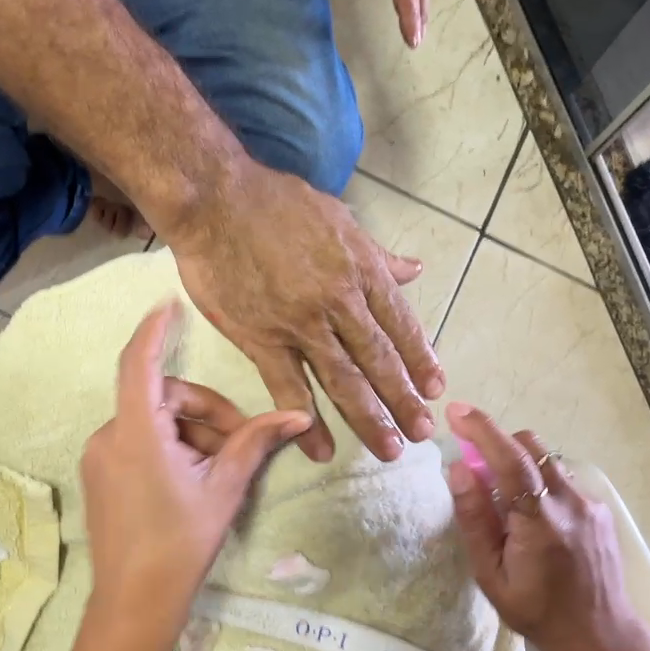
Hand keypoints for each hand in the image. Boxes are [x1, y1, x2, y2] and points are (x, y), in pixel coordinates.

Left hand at [82, 301, 311, 633]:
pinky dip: (172, 447)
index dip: (155, 330)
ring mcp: (101, 457)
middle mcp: (110, 436)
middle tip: (243, 442)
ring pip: (155, 422)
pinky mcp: (101, 476)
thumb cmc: (181, 543)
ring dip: (193, 433)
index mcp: (137, 432)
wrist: (135, 603)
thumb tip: (299, 414)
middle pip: (163, 398)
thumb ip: (256, 442)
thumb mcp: (225, 487)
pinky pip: (140, 442)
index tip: (169, 303)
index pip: (142, 363)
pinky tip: (195, 479)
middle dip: (207, 412)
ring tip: (222, 470)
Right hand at [173, 162, 442, 463]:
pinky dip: (306, 422)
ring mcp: (301, 324)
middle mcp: (339, 302)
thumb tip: (415, 271)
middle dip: (403, 399)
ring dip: (369, 418)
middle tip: (421, 431)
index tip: (434, 388)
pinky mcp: (262, 340)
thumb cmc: (276, 202)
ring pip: (344, 379)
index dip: (420, 358)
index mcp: (361, 270)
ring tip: (389, 449)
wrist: (215, 201)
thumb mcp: (340, 218)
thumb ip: (378, 254)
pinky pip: (289, 388)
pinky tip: (321, 449)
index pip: (400, 324)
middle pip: (379, 359)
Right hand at [444, 403, 641, 650]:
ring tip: (507, 502)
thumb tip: (458, 469)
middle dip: (499, 443)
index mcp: (538, 522)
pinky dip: (541, 485)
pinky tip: (537, 522)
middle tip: (475, 466)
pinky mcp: (600, 509)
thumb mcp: (491, 576)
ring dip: (521, 464)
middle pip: (531, 446)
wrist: (600, 636)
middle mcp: (569, 503)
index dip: (482, 429)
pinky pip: (563, 480)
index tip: (456, 412)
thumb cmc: (536, 612)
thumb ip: (474, 519)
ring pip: (548, 459)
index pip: (509, 459)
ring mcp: (589, 504)